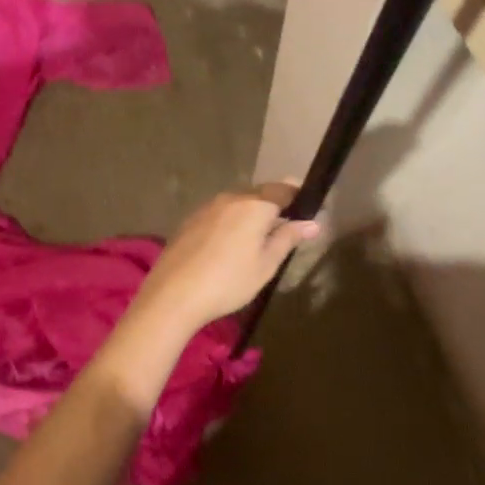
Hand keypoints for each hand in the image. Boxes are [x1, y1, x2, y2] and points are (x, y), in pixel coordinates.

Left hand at [133, 181, 322, 330]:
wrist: (173, 296)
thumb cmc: (228, 282)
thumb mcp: (266, 265)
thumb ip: (288, 238)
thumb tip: (312, 223)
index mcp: (254, 206)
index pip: (284, 189)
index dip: (299, 196)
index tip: (308, 209)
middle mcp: (231, 198)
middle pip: (260, 194)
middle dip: (275, 205)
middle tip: (285, 228)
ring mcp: (207, 208)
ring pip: (238, 203)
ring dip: (252, 214)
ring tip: (258, 239)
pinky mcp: (190, 220)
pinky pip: (220, 213)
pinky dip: (231, 222)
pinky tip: (230, 245)